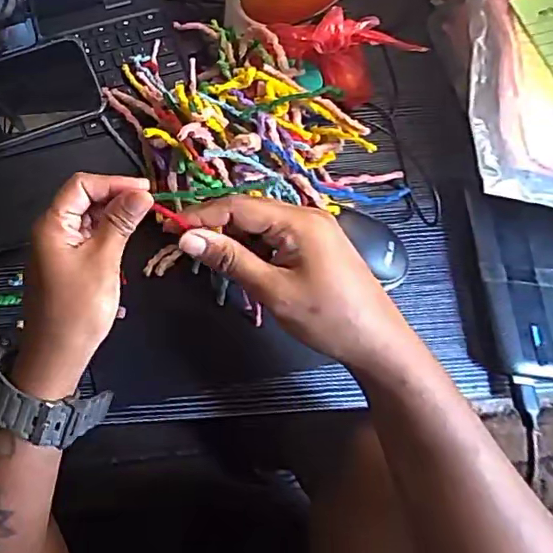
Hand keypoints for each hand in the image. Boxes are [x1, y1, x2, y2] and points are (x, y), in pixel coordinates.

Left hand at [17, 173, 152, 399]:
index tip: (144, 189)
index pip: (81, 184)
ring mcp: (56, 244)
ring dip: (113, 211)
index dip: (113, 182)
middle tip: (148, 201)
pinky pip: (86, 232)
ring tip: (142, 215)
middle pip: (82, 196)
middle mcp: (50, 228)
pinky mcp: (65, 258)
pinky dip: (106, 228)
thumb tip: (140, 193)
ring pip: (86, 214)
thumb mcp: (103, 261)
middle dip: (115, 194)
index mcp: (51, 224)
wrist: (56, 355)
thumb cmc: (76, 312)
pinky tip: (125, 232)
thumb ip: (120, 223)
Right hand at [174, 197, 414, 371]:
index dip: (201, 215)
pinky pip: (272, 235)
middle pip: (246, 210)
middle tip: (185, 245)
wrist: (380, 346)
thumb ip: (229, 259)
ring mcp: (311, 229)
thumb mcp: (272, 290)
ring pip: (257, 224)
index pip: (236, 205)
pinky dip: (250, 247)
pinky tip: (239, 265)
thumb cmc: (329, 319)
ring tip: (210, 260)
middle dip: (214, 225)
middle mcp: (305, 215)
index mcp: (298, 220)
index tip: (171, 229)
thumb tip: (188, 238)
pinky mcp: (313, 244)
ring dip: (231, 238)